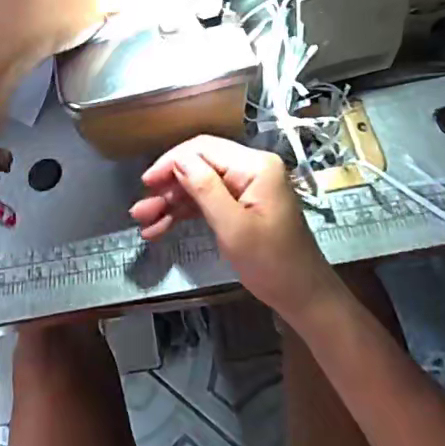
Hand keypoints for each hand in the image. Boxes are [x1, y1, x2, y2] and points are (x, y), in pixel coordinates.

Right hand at [130, 136, 343, 319]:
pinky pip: (208, 201)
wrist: (303, 296)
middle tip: (140, 210)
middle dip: (168, 186)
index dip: (172, 162)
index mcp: (255, 166)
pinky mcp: (242, 205)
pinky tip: (161, 228)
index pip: (204, 149)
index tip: (146, 183)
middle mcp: (251, 168)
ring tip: (144, 222)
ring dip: (172, 202)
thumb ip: (205, 190)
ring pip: (200, 184)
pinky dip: (186, 213)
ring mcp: (247, 187)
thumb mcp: (234, 228)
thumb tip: (179, 160)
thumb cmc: (272, 263)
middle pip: (200, 165)